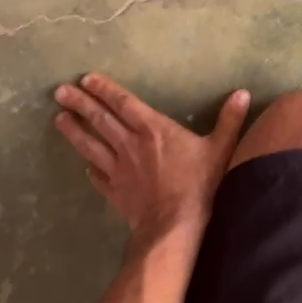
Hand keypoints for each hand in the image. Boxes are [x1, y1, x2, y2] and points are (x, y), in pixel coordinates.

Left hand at [53, 75, 250, 248]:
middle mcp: (130, 144)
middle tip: (59, 92)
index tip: (86, 79)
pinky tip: (84, 166)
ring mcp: (119, 169)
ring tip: (59, 118)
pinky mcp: (115, 191)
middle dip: (80, 104)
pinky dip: (90, 168)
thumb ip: (230, 119)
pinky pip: (98, 177)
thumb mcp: (222, 147)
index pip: (125, 104)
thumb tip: (242, 93)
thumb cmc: (199, 182)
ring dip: (74, 131)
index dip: (106, 90)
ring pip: (91, 145)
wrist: (174, 224)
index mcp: (154, 129)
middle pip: (101, 120)